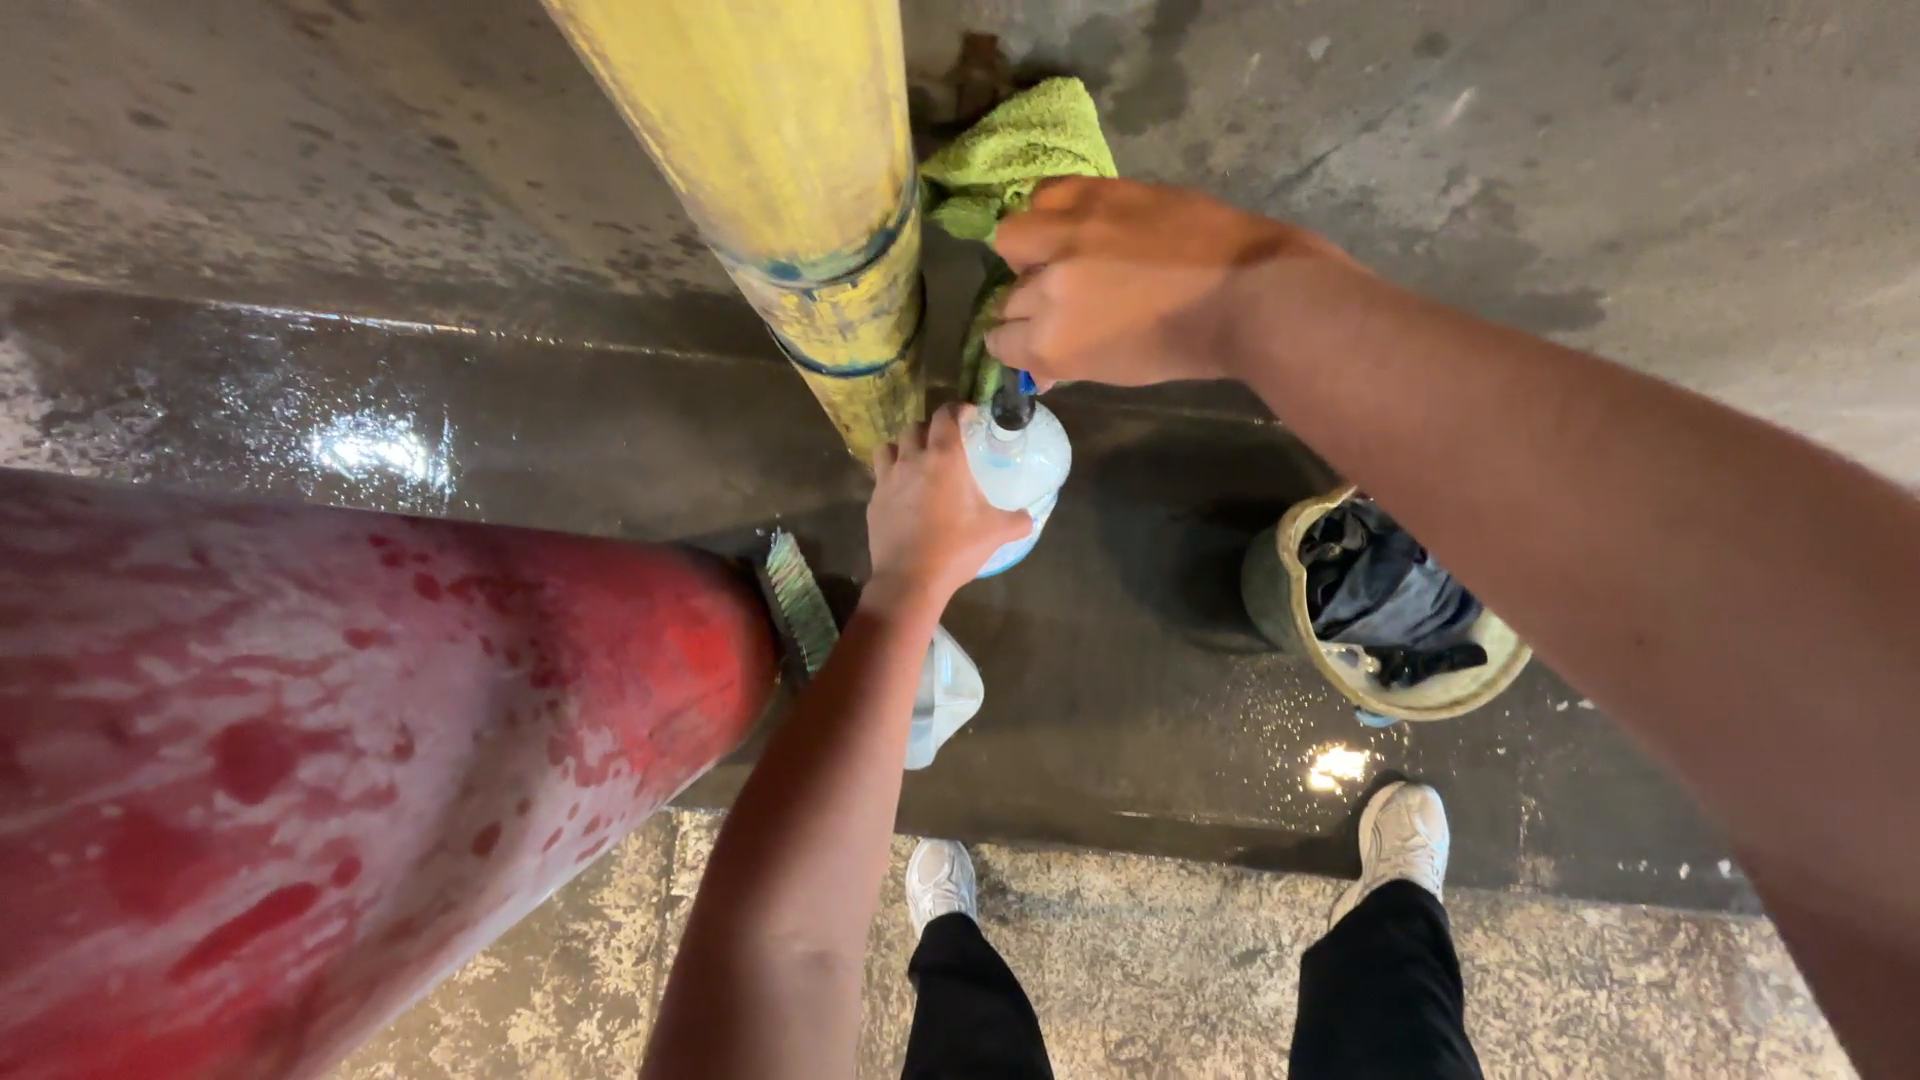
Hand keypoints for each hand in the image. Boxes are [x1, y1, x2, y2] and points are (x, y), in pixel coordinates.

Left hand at [866, 404, 1032, 612]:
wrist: (910, 579)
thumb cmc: (956, 548)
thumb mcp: (995, 533)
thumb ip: (1017, 521)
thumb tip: (1031, 519)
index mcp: (944, 458)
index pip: (945, 416)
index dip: (957, 409)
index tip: (968, 413)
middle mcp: (912, 460)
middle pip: (914, 427)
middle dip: (929, 428)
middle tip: (944, 441)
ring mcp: (888, 480)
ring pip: (889, 447)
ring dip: (903, 447)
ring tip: (916, 461)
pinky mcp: (874, 501)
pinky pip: (880, 476)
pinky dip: (891, 476)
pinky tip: (903, 494)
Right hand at [985, 177, 1362, 386]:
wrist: (1243, 293)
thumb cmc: (1181, 346)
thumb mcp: (1112, 372)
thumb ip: (1064, 363)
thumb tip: (1039, 369)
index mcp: (1051, 343)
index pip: (999, 341)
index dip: (1016, 343)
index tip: (1036, 339)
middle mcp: (1048, 288)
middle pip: (1006, 297)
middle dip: (1027, 305)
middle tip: (1060, 302)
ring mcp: (1070, 235)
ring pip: (1011, 238)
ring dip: (1027, 252)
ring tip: (1059, 254)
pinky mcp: (1097, 194)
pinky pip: (1045, 194)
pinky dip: (1051, 211)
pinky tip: (1074, 223)